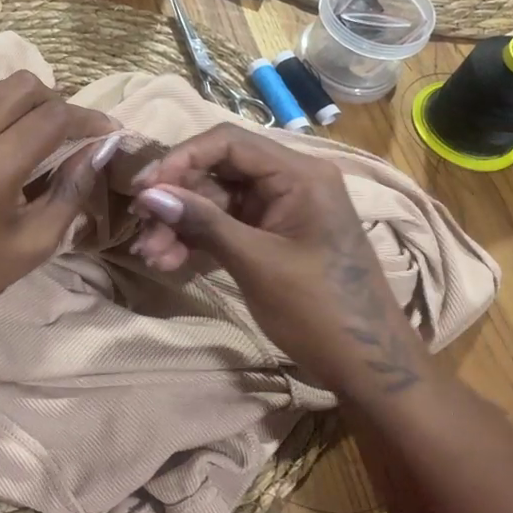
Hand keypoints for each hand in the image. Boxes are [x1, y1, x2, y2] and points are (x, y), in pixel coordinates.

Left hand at [0, 71, 120, 335]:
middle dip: (56, 103)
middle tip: (69, 130)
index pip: (52, 118)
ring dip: (23, 100)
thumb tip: (100, 145)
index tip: (105, 129)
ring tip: (34, 128)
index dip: (86, 118)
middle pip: (25, 86)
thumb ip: (73, 188)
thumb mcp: (37, 241)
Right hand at [128, 125, 432, 397]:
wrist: (370, 370)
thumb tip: (149, 194)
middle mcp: (290, 181)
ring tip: (152, 256)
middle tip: (142, 227)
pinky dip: (198, 240)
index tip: (144, 187)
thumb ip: (203, 222)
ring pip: (216, 200)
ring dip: (181, 224)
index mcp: (299, 174)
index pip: (227, 142)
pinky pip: (226, 224)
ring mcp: (281, 209)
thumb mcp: (257, 263)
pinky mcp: (273, 235)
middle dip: (177, 198)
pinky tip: (170, 261)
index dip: (181, 158)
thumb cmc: (320, 311)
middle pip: (218, 170)